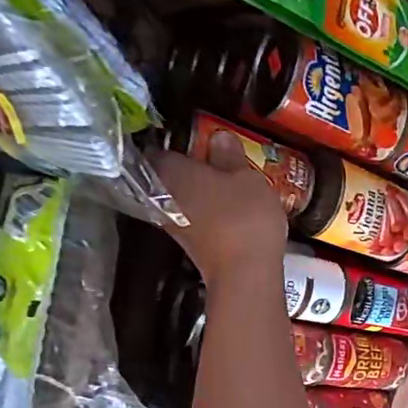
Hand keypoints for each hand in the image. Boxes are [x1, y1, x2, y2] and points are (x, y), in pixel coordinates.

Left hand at [148, 132, 287, 294]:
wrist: (244, 272)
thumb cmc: (244, 217)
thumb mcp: (247, 178)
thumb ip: (230, 156)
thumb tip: (219, 136)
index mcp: (169, 169)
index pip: (161, 146)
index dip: (178, 142)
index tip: (198, 141)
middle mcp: (160, 193)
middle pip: (170, 174)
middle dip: (189, 169)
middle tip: (216, 163)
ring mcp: (171, 222)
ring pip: (182, 197)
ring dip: (199, 192)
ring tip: (227, 187)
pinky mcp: (188, 244)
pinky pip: (194, 217)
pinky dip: (207, 213)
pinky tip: (228, 212)